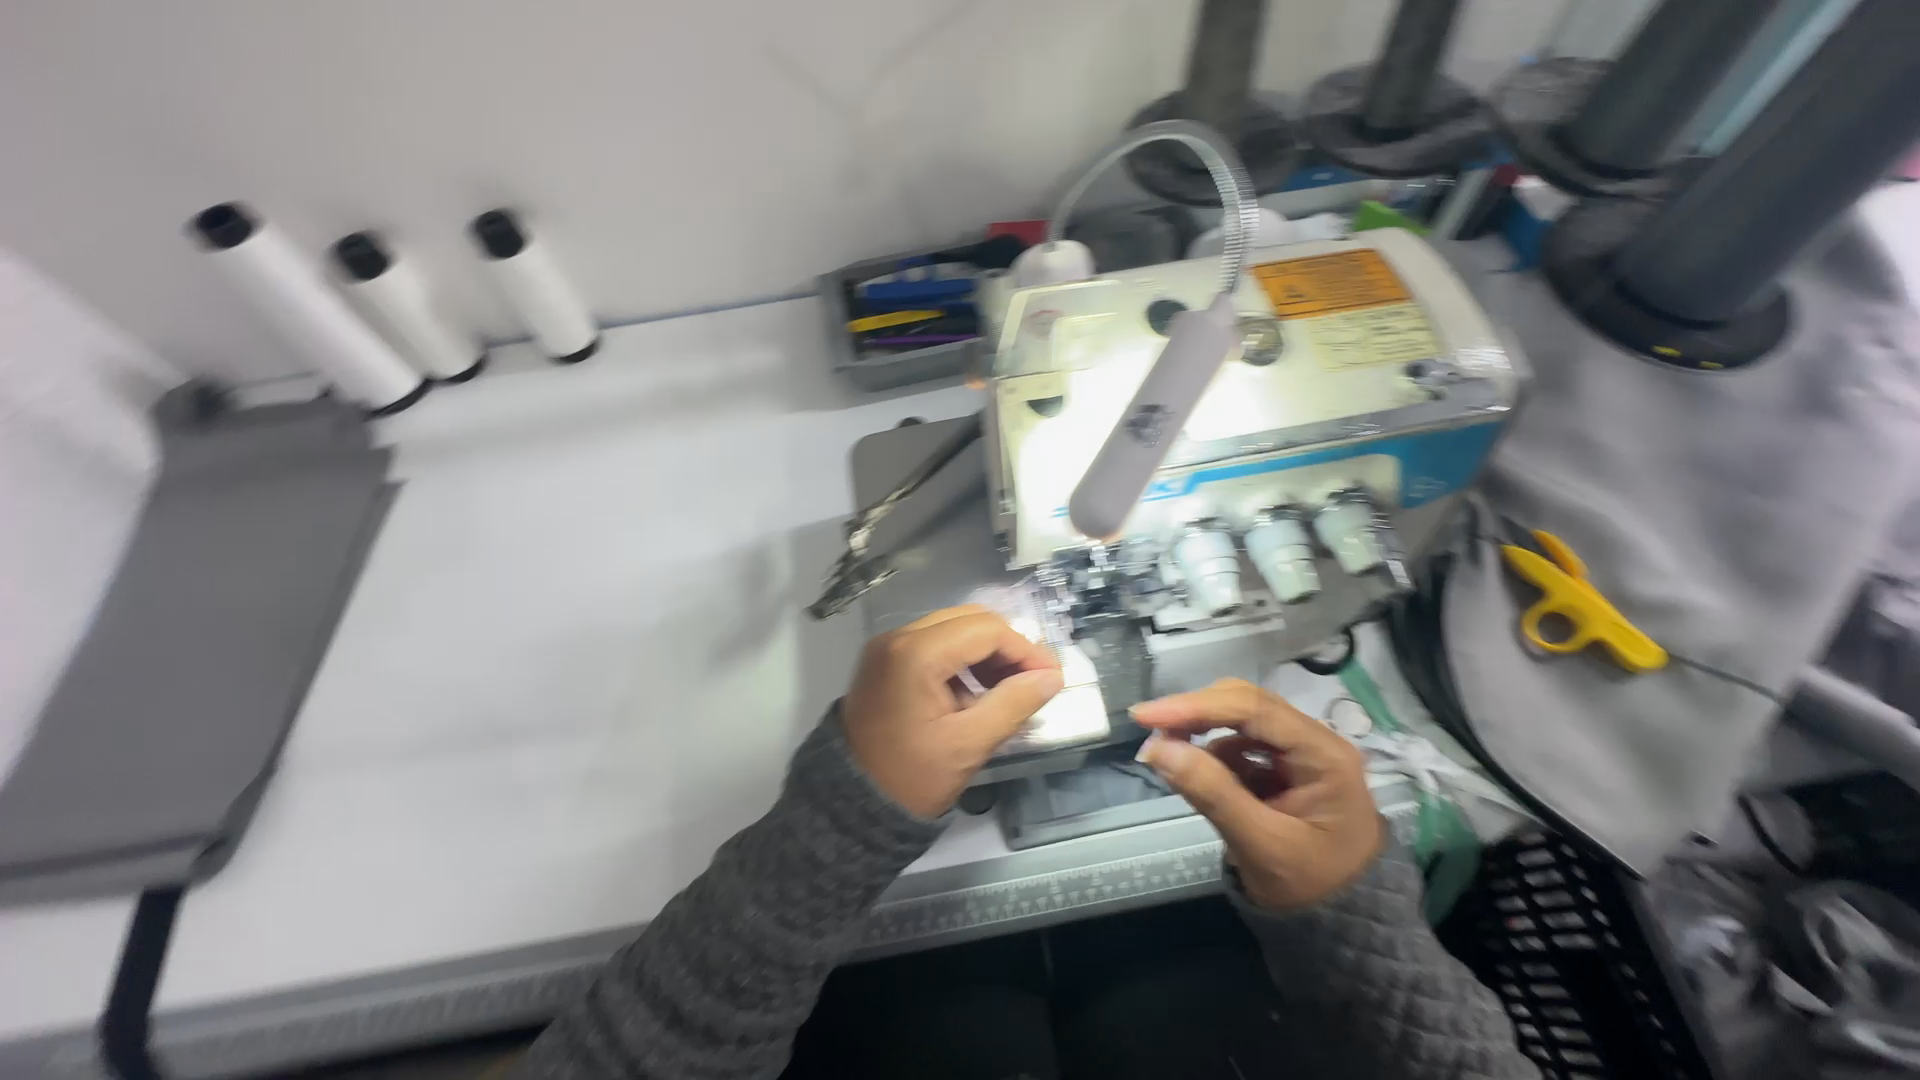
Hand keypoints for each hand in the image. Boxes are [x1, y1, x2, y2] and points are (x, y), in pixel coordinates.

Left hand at [842, 605, 1064, 817]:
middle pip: (970, 620)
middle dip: (1006, 648)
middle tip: (1031, 683)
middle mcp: (897, 637)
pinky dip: (961, 660)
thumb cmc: (910, 778)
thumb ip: (1014, 703)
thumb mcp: (969, 744)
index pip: (987, 630)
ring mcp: (887, 647)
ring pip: (953, 629)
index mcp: (915, 653)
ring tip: (1006, 691)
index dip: (1025, 650)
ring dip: (985, 653)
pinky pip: (933, 644)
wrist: (849, 804)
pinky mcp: (884, 661)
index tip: (1051, 679)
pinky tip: (975, 694)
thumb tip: (1051, 677)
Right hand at [1133, 679, 1382, 910]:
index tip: (1145, 716)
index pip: (1253, 709)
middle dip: (1195, 714)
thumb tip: (1157, 748)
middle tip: (1150, 731)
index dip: (1195, 706)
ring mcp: (1299, 752)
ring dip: (1201, 733)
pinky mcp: (1283, 767)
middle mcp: (1314, 741)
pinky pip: (1239, 745)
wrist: (1344, 925)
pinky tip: (1196, 774)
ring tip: (1169, 758)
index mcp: (1323, 755)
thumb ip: (1212, 793)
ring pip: (1239, 721)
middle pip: (1245, 705)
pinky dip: (1211, 754)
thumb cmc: (1311, 886)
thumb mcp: (1261, 844)